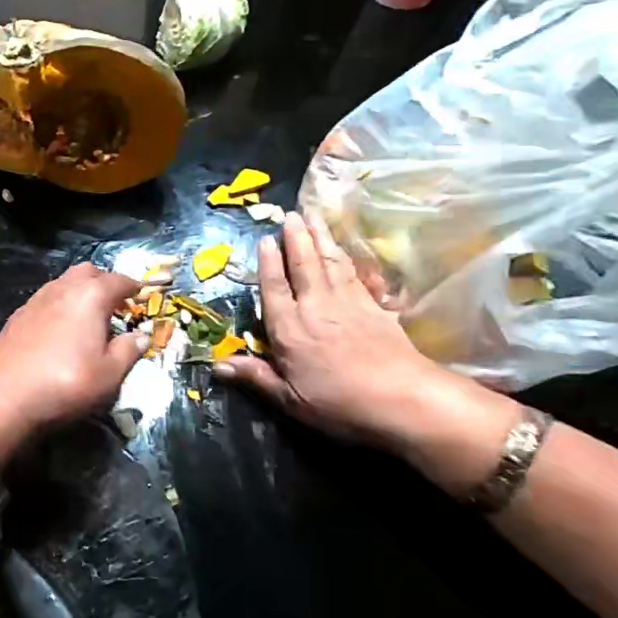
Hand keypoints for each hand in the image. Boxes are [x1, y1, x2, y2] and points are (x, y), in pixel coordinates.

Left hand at [0, 264, 148, 434]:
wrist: (0, 398)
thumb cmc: (65, 383)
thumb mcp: (109, 375)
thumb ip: (128, 351)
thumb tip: (141, 336)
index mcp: (91, 295)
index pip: (120, 280)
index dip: (135, 287)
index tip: (144, 296)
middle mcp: (63, 288)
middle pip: (89, 272)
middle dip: (105, 282)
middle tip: (116, 306)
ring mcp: (36, 301)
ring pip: (64, 283)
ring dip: (80, 293)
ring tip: (89, 318)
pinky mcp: (17, 317)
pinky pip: (47, 300)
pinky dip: (60, 307)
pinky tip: (61, 331)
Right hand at [213, 213, 523, 493]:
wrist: (399, 396)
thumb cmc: (339, 404)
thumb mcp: (290, 400)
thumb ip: (256, 377)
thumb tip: (217, 365)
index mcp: (290, 329)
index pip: (274, 288)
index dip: (268, 262)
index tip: (266, 238)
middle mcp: (315, 307)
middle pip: (303, 264)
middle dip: (296, 237)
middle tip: (290, 214)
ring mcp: (347, 302)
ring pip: (329, 261)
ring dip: (319, 236)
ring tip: (312, 215)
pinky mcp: (372, 304)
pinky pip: (353, 272)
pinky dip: (344, 256)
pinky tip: (341, 248)